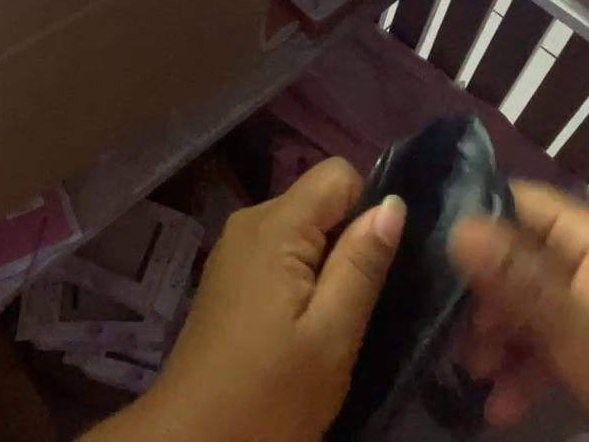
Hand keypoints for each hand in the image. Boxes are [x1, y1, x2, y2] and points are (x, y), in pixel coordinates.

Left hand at [85, 158, 405, 441]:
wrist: (194, 437)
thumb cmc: (271, 392)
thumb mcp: (331, 334)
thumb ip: (361, 264)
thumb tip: (394, 202)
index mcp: (275, 223)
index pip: (337, 173)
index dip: (369, 207)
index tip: (380, 262)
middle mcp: (250, 220)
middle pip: (319, 199)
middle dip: (350, 238)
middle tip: (362, 303)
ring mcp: (235, 246)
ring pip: (301, 226)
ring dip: (327, 262)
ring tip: (336, 320)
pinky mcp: (229, 273)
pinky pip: (279, 250)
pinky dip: (302, 275)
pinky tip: (304, 324)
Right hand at [449, 181, 588, 441]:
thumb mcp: (582, 330)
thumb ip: (516, 278)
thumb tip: (454, 224)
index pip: (519, 202)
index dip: (473, 215)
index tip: (425, 240)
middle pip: (515, 259)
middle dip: (479, 295)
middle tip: (445, 326)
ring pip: (526, 308)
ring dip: (496, 340)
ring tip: (469, 374)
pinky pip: (548, 349)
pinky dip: (523, 373)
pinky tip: (500, 409)